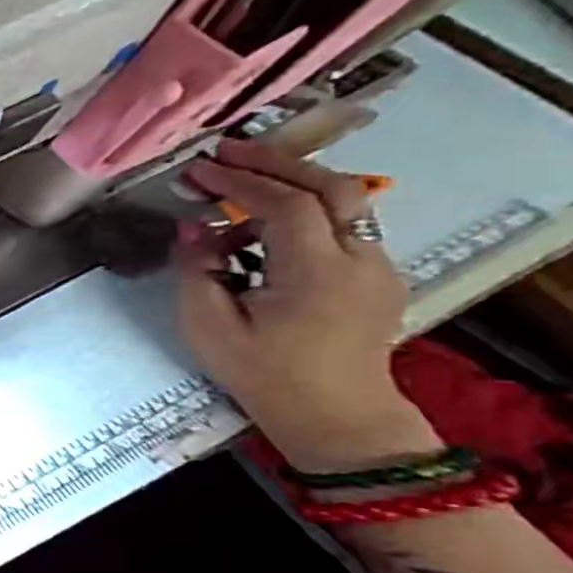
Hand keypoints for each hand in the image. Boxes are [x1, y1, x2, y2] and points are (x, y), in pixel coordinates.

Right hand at [176, 139, 442, 473]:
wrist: (338, 419)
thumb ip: (197, 273)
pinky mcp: (379, 275)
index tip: (198, 170)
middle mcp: (361, 260)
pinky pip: (344, 226)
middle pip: (329, 185)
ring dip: (291, 184)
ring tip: (241, 184)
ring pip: (343, 201)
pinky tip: (269, 224)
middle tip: (225, 152)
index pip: (286, 204)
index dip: (240, 180)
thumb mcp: (210, 330)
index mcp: (318, 275)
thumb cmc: (265, 377)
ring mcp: (378, 266)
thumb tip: (193, 228)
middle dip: (274, 162)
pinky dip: (305, 211)